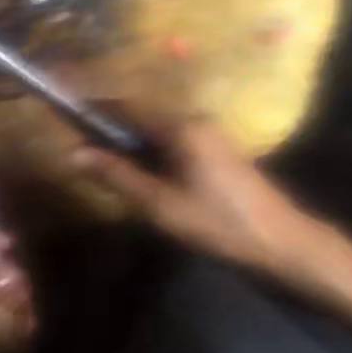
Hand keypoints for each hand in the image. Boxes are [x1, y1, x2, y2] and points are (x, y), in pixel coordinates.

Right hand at [69, 117, 306, 273]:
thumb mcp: (162, 205)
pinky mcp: (215, 151)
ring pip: (153, 130)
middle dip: (107, 126)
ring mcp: (208, 135)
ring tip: (101, 161)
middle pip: (139, 115)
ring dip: (126, 141)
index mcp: (180, 126)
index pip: (124, 106)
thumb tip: (74, 153)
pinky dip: (146, 150)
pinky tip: (137, 172)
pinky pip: (169, 140)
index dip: (92, 107)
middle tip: (79, 144)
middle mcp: (194, 120)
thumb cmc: (221, 224)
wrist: (288, 246)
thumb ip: (118, 175)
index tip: (64, 110)